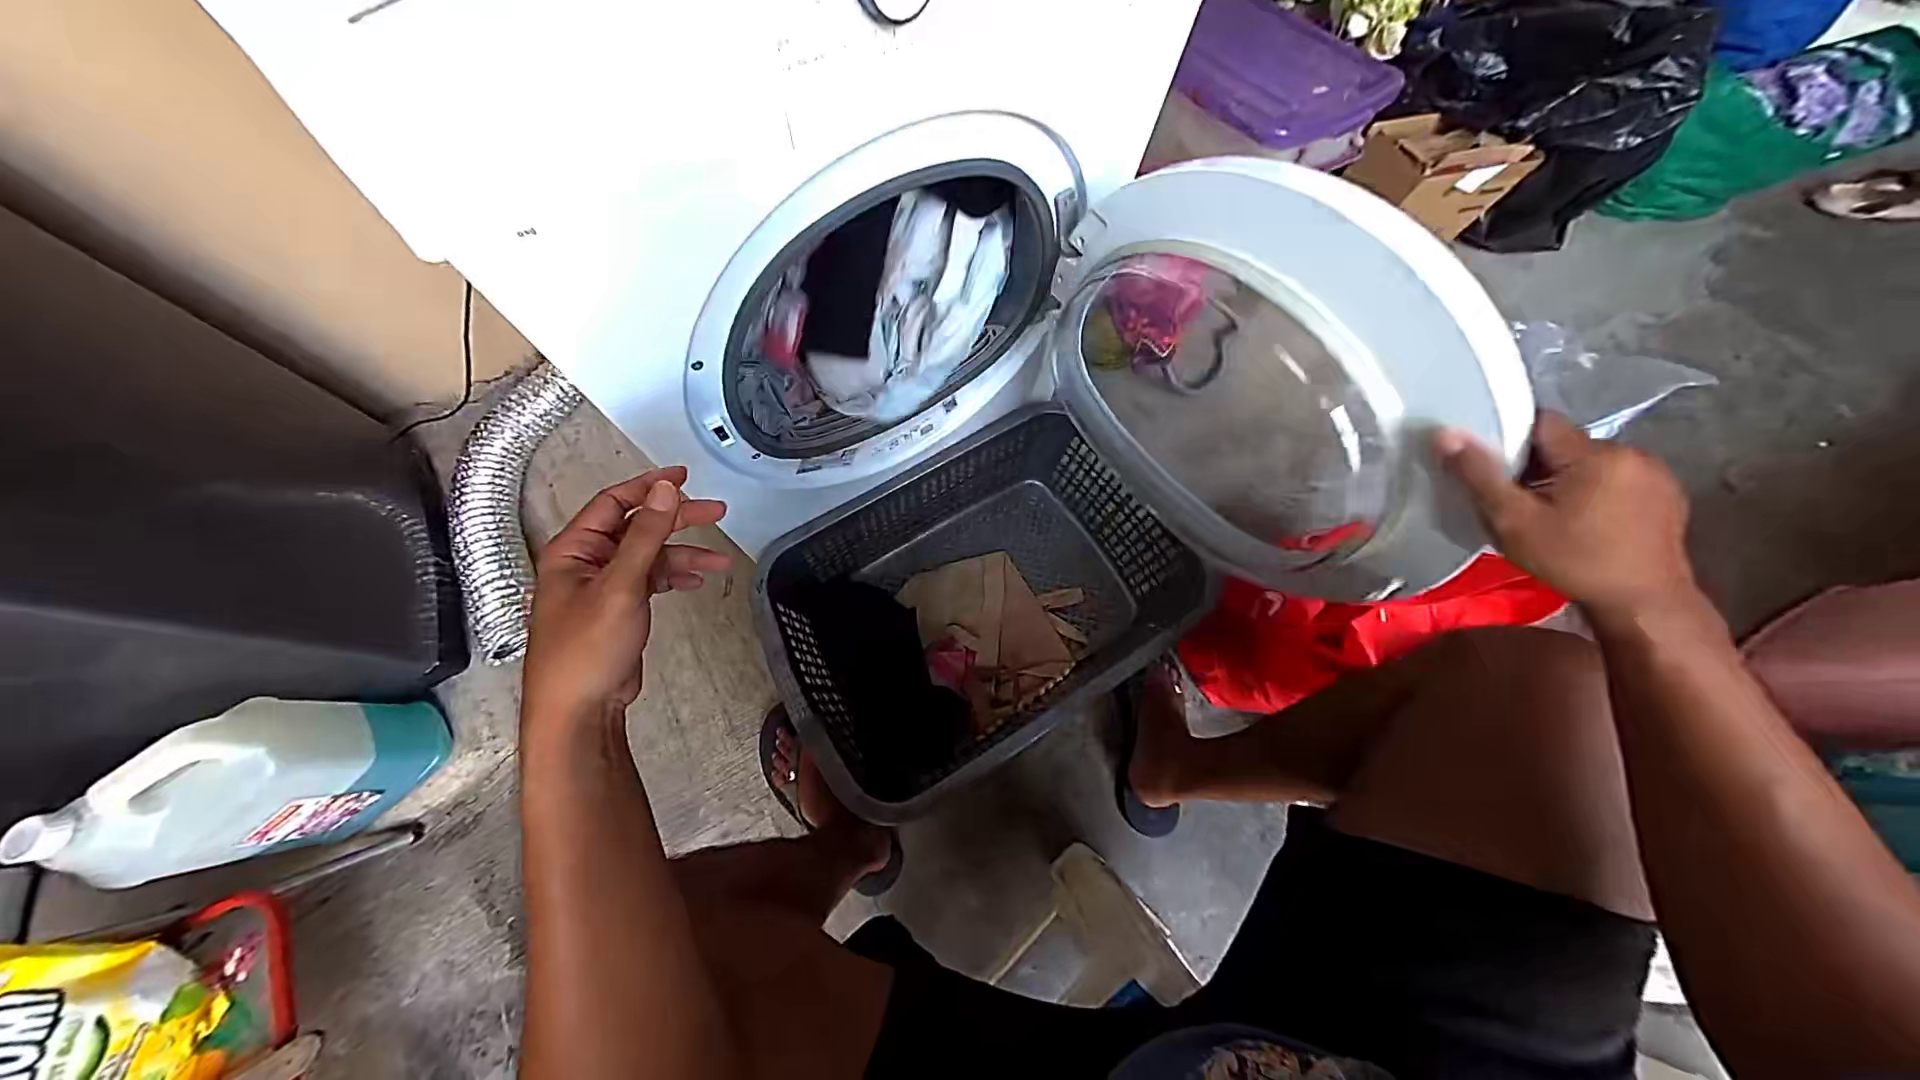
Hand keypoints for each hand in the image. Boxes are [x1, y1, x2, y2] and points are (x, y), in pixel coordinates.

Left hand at [522, 467, 729, 724]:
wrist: (580, 708)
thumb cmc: (585, 650)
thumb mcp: (621, 585)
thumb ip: (645, 534)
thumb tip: (664, 491)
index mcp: (575, 550)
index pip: (614, 503)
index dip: (650, 487)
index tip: (683, 476)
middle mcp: (587, 563)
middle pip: (638, 527)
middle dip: (677, 520)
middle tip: (715, 511)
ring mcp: (605, 586)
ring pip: (651, 556)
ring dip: (684, 555)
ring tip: (719, 557)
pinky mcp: (621, 608)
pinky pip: (653, 580)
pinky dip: (676, 577)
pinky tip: (696, 579)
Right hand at [1435, 411, 1695, 618]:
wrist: (1643, 603)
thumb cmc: (1573, 560)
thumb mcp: (1514, 520)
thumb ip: (1479, 475)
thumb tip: (1447, 434)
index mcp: (1595, 454)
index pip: (1540, 423)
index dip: (1508, 439)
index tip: (1489, 467)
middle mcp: (1632, 453)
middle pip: (1564, 445)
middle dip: (1534, 465)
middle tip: (1510, 499)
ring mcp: (1655, 475)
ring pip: (1588, 463)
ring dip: (1563, 479)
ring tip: (1543, 513)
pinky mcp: (1666, 496)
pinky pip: (1614, 480)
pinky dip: (1591, 492)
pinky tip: (1580, 522)